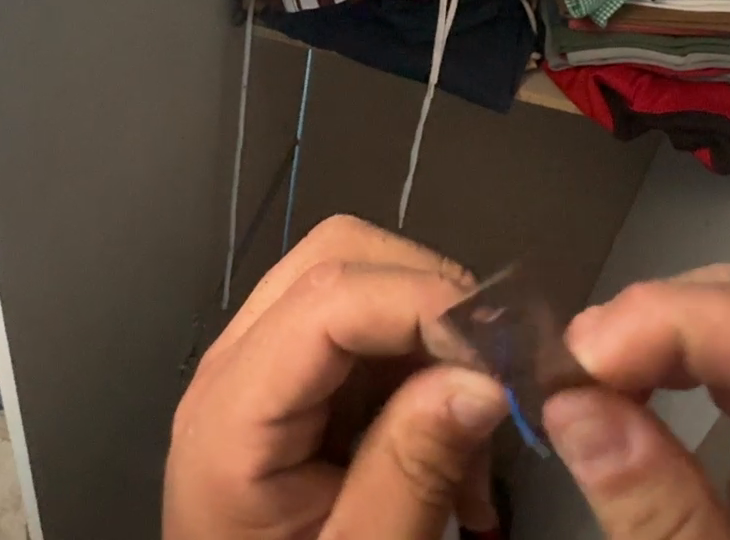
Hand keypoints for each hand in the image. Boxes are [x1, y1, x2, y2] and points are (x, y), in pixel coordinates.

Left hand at [164, 215, 508, 539]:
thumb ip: (412, 471)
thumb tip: (484, 378)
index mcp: (231, 414)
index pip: (324, 300)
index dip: (419, 303)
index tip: (498, 350)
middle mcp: (233, 360)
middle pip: (332, 257)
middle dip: (425, 294)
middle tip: (488, 374)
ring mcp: (256, 353)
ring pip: (349, 269)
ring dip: (427, 323)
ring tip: (468, 419)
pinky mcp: (285, 364)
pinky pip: (359, 314)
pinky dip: (417, 348)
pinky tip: (445, 423)